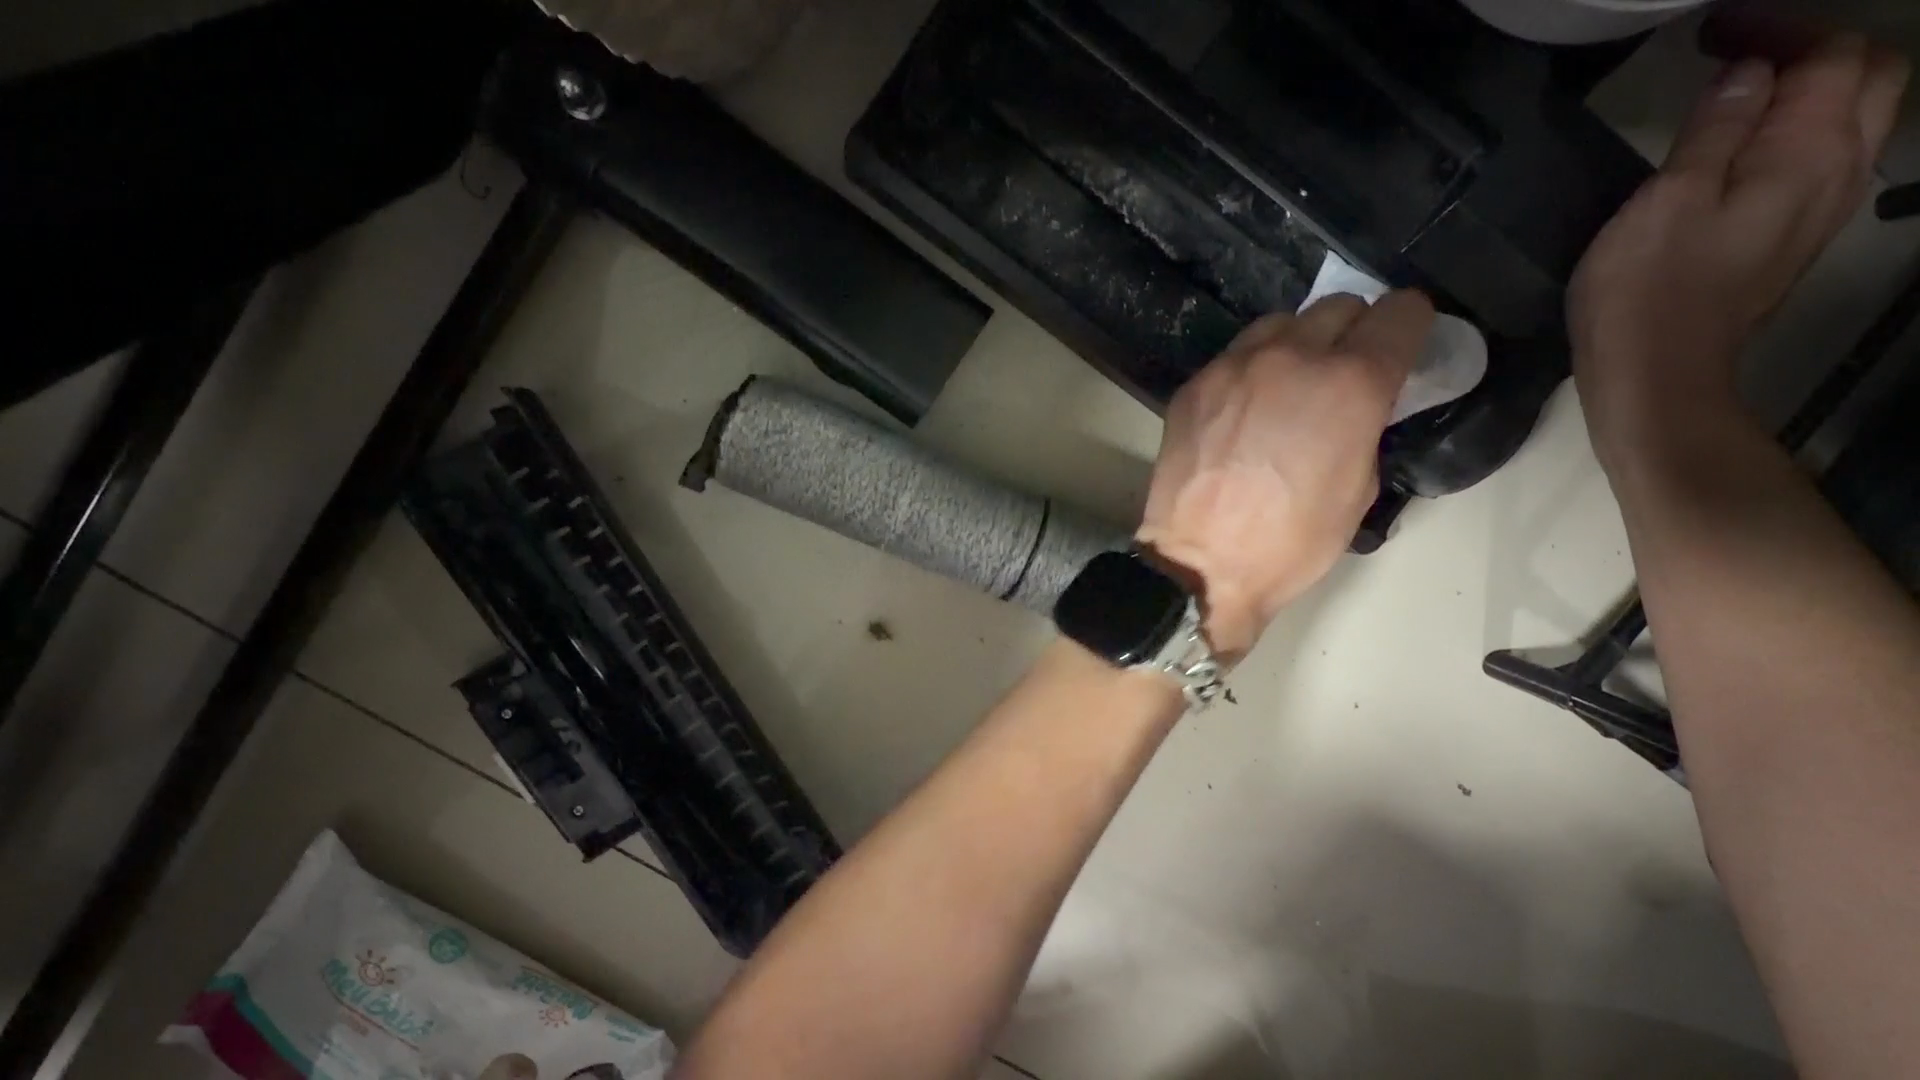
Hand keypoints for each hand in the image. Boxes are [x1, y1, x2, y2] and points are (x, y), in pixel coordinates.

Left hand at [1136, 291, 1433, 655]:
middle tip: (1347, 369)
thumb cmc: (1292, 540)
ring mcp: (1233, 365)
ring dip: (1298, 344)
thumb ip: (1366, 425)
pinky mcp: (1194, 384)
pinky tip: (1247, 409)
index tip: (1407, 340)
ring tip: (1292, 385)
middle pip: (1337, 307)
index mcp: (1350, 383)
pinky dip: (1252, 370)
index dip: (1410, 324)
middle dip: (1353, 331)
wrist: (1201, 563)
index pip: (1400, 314)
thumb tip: (1357, 407)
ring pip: (1281, 324)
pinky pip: (1235, 356)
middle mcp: (1292, 357)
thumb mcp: (1361, 486)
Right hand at [1569, 26, 1908, 451]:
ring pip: (1852, 118)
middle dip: (1813, 50)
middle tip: (1737, 53)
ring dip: (1807, 89)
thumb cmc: (1648, 289)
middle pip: (1866, 78)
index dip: (1778, 30)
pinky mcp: (1789, 238)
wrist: (1655, 375)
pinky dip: (1794, 129)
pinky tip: (1744, 142)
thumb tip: (1747, 72)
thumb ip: (1715, 128)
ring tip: (1738, 90)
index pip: (1831, 55)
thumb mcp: (1667, 200)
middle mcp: (1838, 172)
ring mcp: (1819, 209)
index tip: (1712, 32)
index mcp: (1810, 153)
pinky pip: (1821, 157)